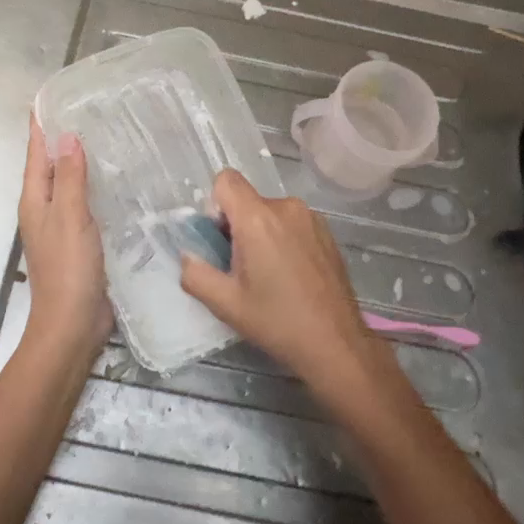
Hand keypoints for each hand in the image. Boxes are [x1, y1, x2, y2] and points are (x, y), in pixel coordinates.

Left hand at [19, 116, 112, 359]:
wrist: (72, 325)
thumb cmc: (68, 269)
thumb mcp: (69, 217)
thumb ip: (70, 178)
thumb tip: (66, 135)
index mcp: (35, 200)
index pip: (37, 152)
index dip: (43, 124)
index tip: (56, 94)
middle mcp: (45, 208)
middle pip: (52, 165)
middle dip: (66, 137)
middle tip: (94, 108)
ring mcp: (62, 226)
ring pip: (71, 184)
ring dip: (84, 162)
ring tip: (110, 136)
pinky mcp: (81, 241)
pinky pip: (87, 204)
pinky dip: (98, 187)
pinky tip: (121, 182)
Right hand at [180, 169, 370, 383]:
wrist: (336, 343)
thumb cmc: (277, 322)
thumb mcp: (225, 304)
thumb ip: (196, 274)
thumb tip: (187, 256)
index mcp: (257, 218)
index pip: (226, 180)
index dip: (215, 204)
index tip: (221, 239)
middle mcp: (285, 207)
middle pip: (247, 200)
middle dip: (237, 226)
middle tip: (241, 268)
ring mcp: (310, 217)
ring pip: (270, 212)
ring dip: (261, 233)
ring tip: (269, 275)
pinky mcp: (326, 231)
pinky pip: (291, 222)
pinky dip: (283, 238)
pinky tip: (291, 275)